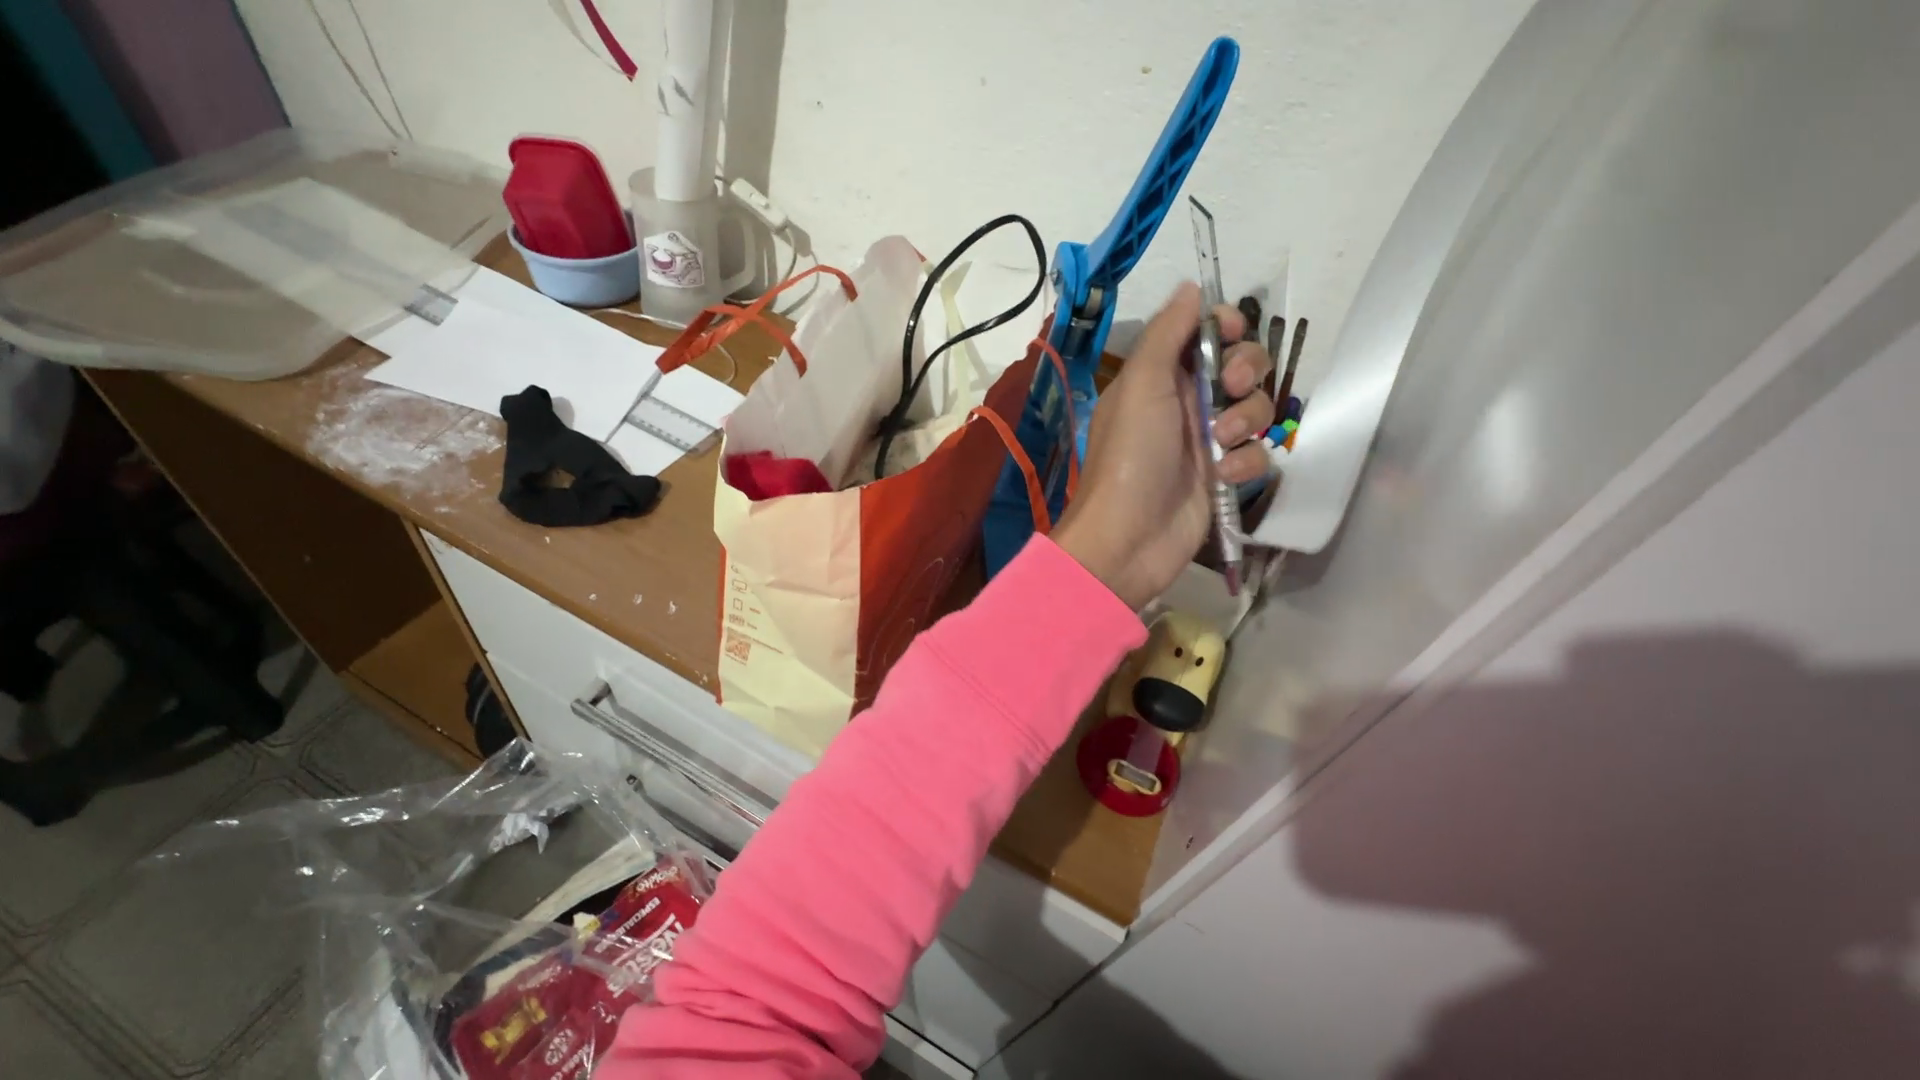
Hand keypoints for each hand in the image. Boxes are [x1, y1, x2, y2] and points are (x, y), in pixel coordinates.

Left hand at [1053, 283, 1275, 608]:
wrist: (1128, 538)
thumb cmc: (1130, 455)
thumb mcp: (1141, 384)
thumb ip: (1168, 334)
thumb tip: (1191, 287)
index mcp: (1160, 376)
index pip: (1206, 333)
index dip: (1226, 326)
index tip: (1233, 333)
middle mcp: (1186, 402)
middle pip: (1242, 365)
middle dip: (1247, 371)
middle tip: (1231, 388)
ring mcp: (1207, 441)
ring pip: (1256, 409)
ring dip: (1246, 420)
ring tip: (1219, 443)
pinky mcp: (1224, 478)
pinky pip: (1257, 454)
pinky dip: (1245, 463)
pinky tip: (1224, 476)